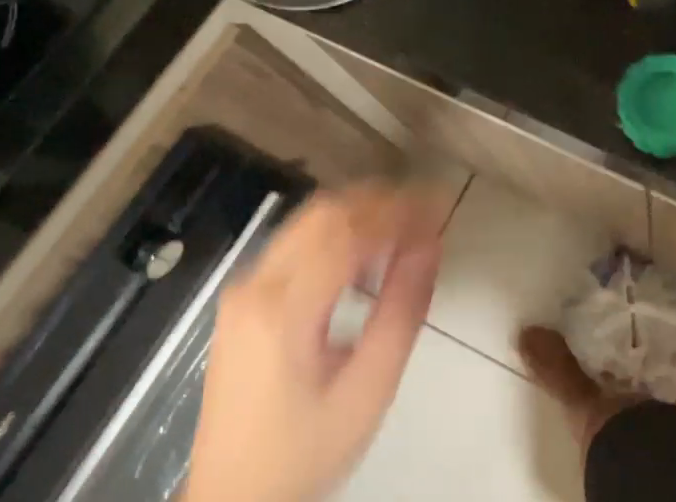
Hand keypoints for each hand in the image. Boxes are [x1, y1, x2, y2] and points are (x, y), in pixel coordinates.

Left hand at [185, 186, 443, 501]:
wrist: (234, 500)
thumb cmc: (307, 449)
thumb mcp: (368, 388)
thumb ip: (402, 311)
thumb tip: (431, 244)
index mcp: (284, 306)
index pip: (348, 228)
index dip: (399, 209)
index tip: (440, 208)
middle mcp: (255, 284)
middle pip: (325, 212)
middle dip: (382, 203)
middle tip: (427, 216)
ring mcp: (243, 290)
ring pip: (308, 221)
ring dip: (360, 216)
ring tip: (405, 235)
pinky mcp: (243, 301)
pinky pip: (295, 244)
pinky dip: (337, 235)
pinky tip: (366, 260)